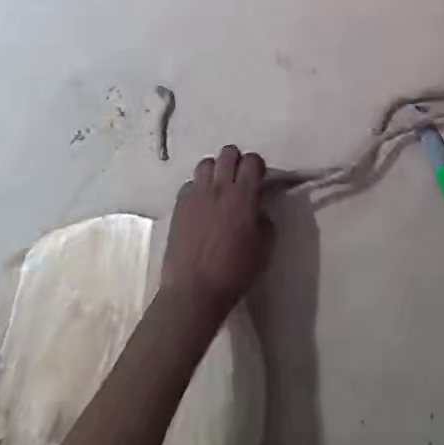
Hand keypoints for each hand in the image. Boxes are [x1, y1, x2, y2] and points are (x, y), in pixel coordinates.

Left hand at [160, 145, 272, 321]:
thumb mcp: (264, 247)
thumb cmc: (235, 271)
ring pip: (205, 164)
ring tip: (218, 189)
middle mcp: (219, 188)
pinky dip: (197, 188)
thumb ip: (264, 220)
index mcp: (243, 196)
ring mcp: (196, 196)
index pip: (252, 160)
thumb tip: (258, 209)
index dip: (257, 166)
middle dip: (236, 161)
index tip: (259, 179)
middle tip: (239, 180)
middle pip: (227, 153)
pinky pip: (189, 184)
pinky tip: (201, 205)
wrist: (194, 290)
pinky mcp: (179, 207)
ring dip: (215, 171)